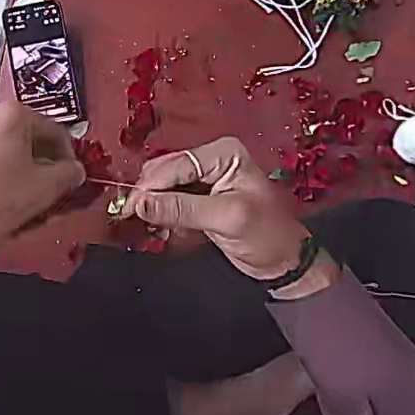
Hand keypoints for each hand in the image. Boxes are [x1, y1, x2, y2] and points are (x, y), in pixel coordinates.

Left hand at [0, 104, 85, 267]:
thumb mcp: (44, 188)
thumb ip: (69, 175)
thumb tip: (74, 172)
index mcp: (12, 114)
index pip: (57, 131)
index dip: (71, 157)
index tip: (73, 177)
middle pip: (32, 138)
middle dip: (46, 166)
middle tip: (54, 191)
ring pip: (11, 151)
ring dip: (26, 174)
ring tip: (29, 202)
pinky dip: (3, 178)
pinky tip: (4, 204)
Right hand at [129, 138, 337, 295]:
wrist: (285, 261)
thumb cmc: (266, 235)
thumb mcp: (226, 219)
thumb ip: (182, 209)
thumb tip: (140, 203)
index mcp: (224, 153)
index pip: (177, 164)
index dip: (151, 185)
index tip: (129, 208)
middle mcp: (212, 159)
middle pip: (166, 172)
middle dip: (149, 195)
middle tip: (132, 220)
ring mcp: (205, 178)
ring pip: (164, 186)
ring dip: (154, 207)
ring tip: (149, 227)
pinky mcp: (200, 198)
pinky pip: (170, 200)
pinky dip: (163, 215)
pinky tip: (163, 230)